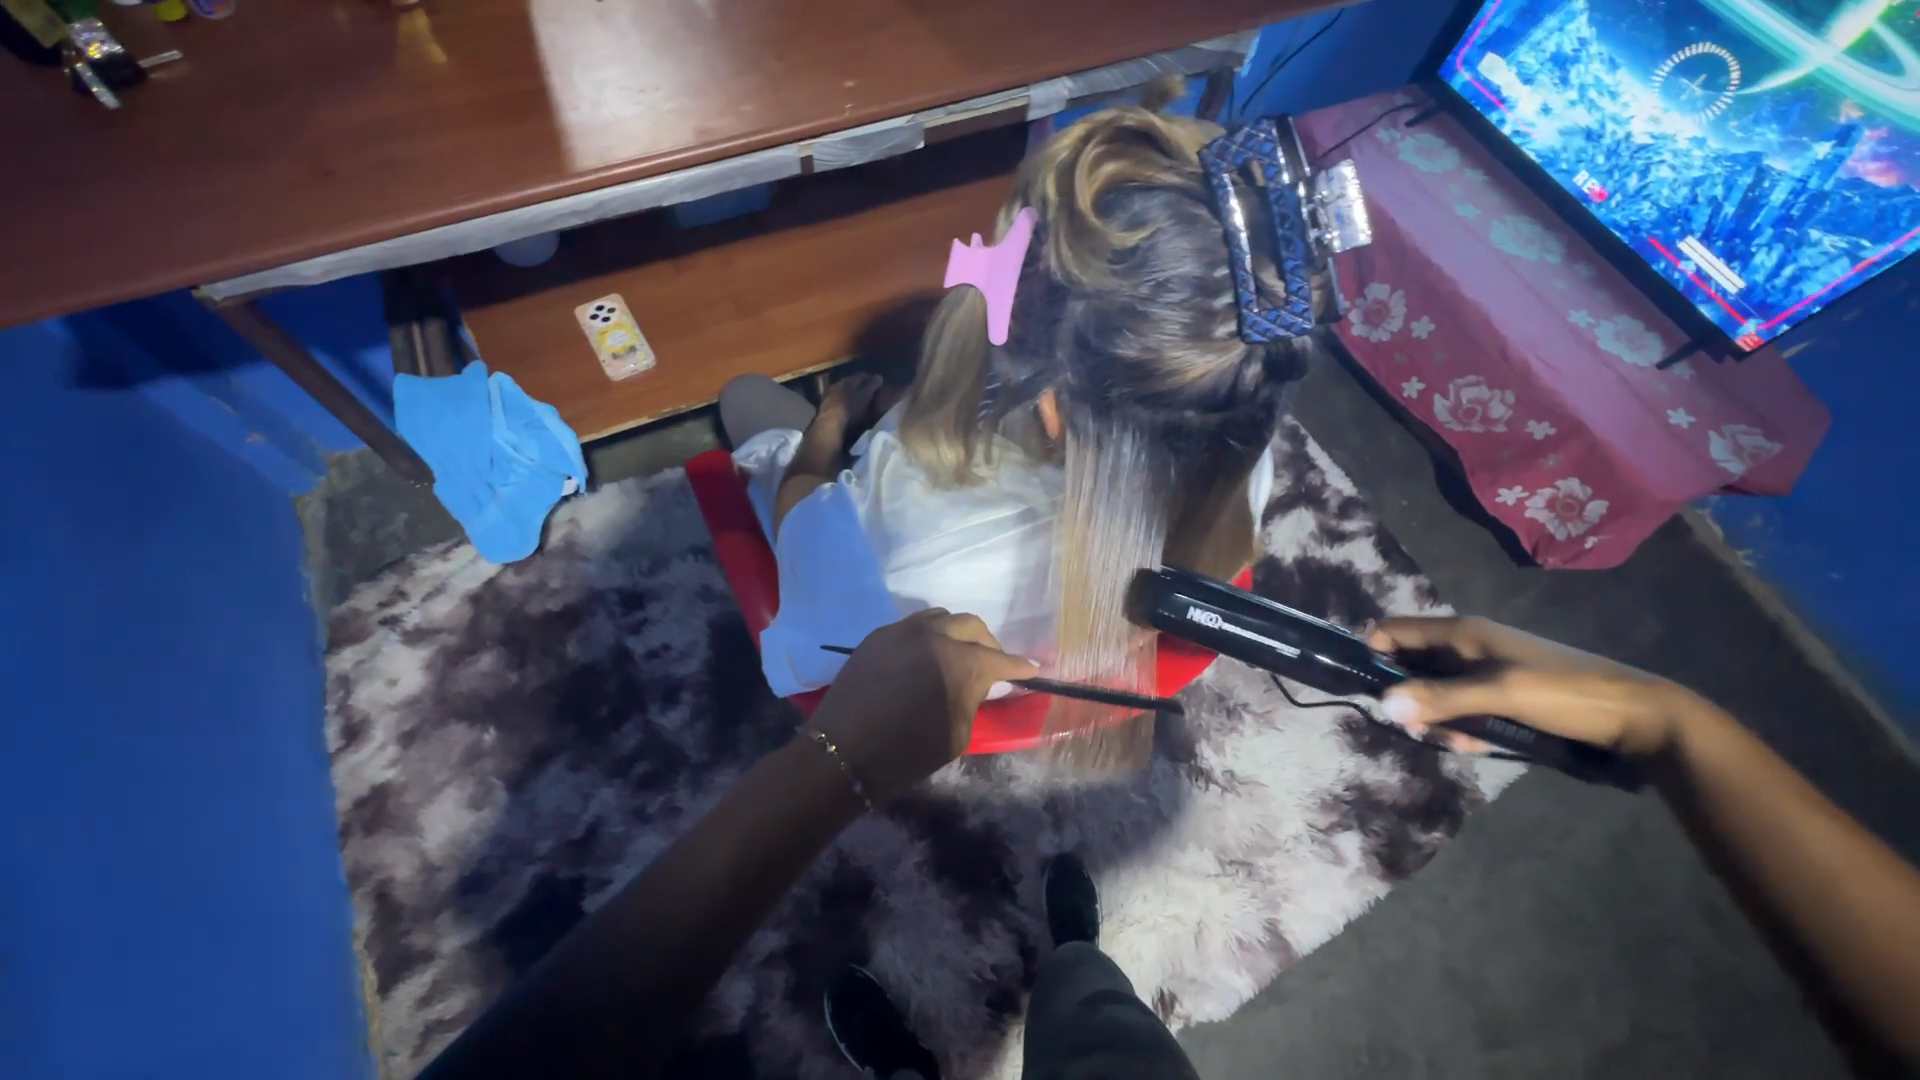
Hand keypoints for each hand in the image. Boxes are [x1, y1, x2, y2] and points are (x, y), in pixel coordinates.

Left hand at [805, 609, 1037, 802]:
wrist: (843, 755)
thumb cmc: (907, 754)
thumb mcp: (957, 733)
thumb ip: (974, 699)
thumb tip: (982, 683)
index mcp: (958, 662)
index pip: (998, 659)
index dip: (1018, 666)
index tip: (1031, 670)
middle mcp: (932, 635)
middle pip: (970, 626)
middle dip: (987, 644)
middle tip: (993, 663)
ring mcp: (900, 631)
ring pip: (940, 617)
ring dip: (956, 633)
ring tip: (959, 654)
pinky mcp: (877, 637)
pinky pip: (912, 626)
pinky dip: (928, 636)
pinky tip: (927, 656)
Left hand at [807, 373, 885, 448]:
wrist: (829, 427)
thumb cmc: (850, 410)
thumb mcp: (865, 396)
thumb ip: (872, 385)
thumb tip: (878, 376)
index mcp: (848, 380)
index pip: (862, 376)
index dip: (871, 380)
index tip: (878, 386)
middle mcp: (837, 384)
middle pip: (851, 383)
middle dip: (860, 387)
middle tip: (870, 395)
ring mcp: (829, 396)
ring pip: (843, 392)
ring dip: (850, 396)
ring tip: (859, 404)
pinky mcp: (824, 408)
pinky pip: (837, 403)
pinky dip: (844, 405)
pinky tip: (848, 411)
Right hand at [1366, 616, 1711, 758]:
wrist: (1643, 715)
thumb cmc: (1567, 694)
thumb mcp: (1500, 695)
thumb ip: (1441, 698)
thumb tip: (1383, 703)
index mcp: (1463, 631)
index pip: (1393, 630)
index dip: (1373, 654)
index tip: (1372, 692)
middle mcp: (1469, 643)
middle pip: (1411, 662)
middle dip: (1407, 695)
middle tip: (1421, 728)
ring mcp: (1487, 668)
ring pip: (1436, 688)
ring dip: (1436, 715)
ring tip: (1458, 741)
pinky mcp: (1504, 691)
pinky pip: (1463, 703)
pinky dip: (1461, 721)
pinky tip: (1478, 742)